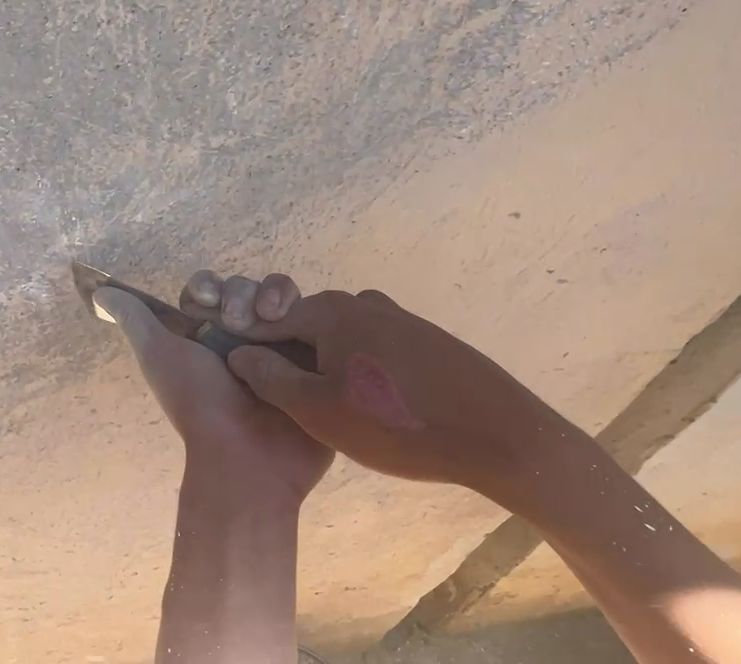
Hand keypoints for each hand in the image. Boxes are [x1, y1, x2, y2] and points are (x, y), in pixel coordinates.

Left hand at [96, 281, 332, 503]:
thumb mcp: (159, 355)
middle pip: (246, 290)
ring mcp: (281, 349)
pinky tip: (300, 326)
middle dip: (242, 295)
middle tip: (239, 323)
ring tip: (270, 321)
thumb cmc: (197, 402)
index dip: (207, 287)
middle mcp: (243, 337)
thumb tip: (100, 292)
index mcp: (205, 334)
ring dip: (276, 298)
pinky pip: (319, 323)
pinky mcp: (314, 360)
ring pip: (283, 300)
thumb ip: (134, 319)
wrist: (247, 457)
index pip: (209, 289)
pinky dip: (310, 316)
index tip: (204, 300)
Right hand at [188, 279, 580, 504]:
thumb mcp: (317, 410)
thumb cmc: (396, 424)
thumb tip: (238, 352)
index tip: (241, 379)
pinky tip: (376, 406)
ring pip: (341, 338)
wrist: (502, 437)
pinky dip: (363, 369)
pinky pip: (375, 348)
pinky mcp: (428, 339)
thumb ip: (269, 376)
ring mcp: (398, 317)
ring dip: (328, 366)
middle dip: (290, 358)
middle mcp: (360, 302)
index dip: (247, 347)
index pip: (265, 320)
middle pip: (304, 326)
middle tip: (294, 405)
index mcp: (328, 311)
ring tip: (338, 410)